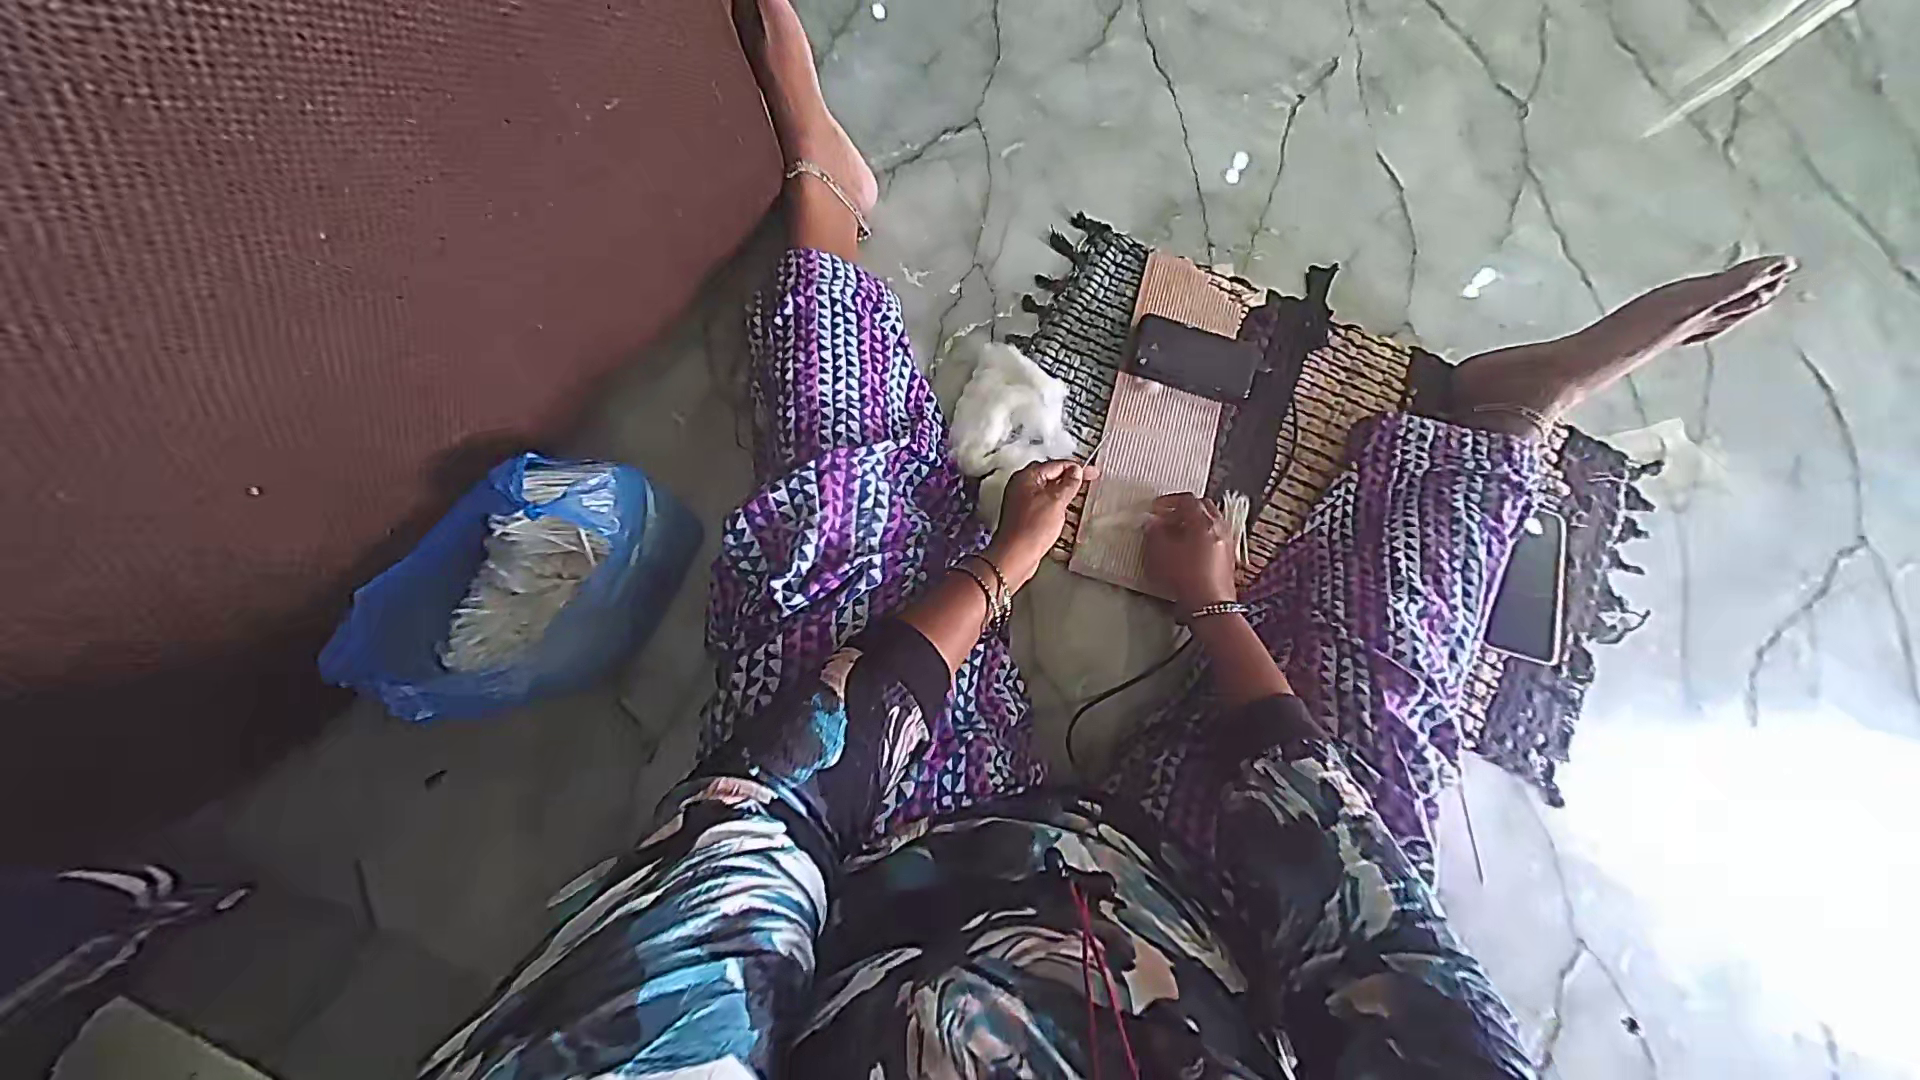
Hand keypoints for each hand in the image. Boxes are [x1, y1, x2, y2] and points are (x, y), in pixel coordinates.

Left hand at [986, 459, 1096, 590]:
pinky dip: (1057, 508)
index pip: (1055, 465)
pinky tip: (1066, 514)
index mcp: (1026, 477)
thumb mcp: (1056, 502)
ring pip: (1048, 492)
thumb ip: (1068, 484)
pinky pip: (1045, 507)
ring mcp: (1022, 503)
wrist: (1016, 556)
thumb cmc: (1030, 529)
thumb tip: (1076, 472)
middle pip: (1050, 477)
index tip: (1091, 472)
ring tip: (1080, 498)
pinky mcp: (1025, 518)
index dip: (1075, 468)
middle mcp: (1021, 488)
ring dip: (1064, 495)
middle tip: (1087, 482)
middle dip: (1069, 480)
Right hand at [1144, 492, 1236, 609]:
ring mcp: (1226, 542)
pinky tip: (1188, 549)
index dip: (1168, 501)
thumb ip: (1154, 531)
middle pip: (1203, 507)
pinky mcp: (1228, 558)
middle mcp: (1219, 527)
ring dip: (1193, 522)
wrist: (1209, 605)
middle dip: (1184, 509)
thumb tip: (1153, 521)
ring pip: (1210, 522)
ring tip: (1176, 533)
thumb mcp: (1159, 551)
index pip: (1187, 500)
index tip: (1155, 508)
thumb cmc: (1183, 575)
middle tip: (1167, 517)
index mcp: (1202, 521)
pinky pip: (1213, 537)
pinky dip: (1200, 536)